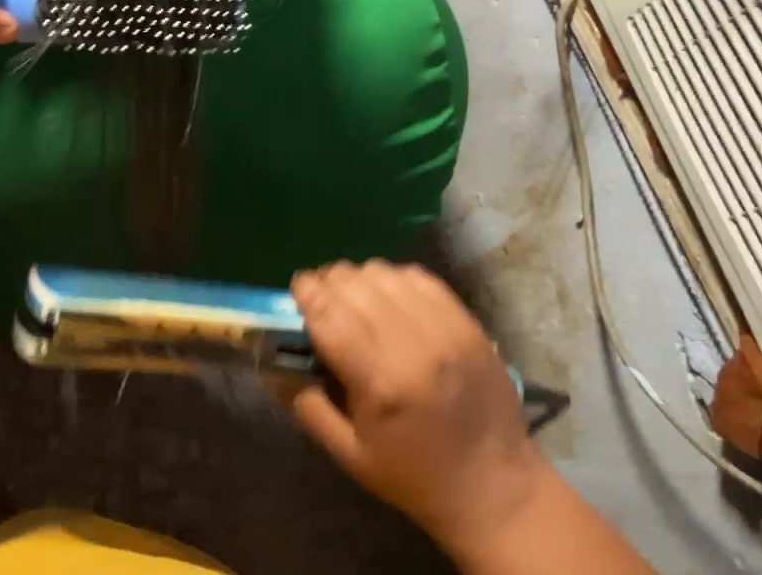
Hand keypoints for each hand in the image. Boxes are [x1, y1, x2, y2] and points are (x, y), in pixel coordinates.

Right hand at [289, 262, 547, 547]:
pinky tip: (389, 300)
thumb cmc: (413, 475)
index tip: (295, 294)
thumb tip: (265, 362)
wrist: (496, 488)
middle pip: (353, 283)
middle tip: (322, 303)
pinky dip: (394, 279)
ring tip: (355, 301)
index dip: (305, 292)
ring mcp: (447, 330)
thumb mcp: (348, 452)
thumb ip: (303, 402)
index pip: (328, 311)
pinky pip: (418, 277)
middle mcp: (414, 345)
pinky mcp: (469, 323)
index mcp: (380, 381)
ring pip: (383, 273)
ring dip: (359, 279)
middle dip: (328, 284)